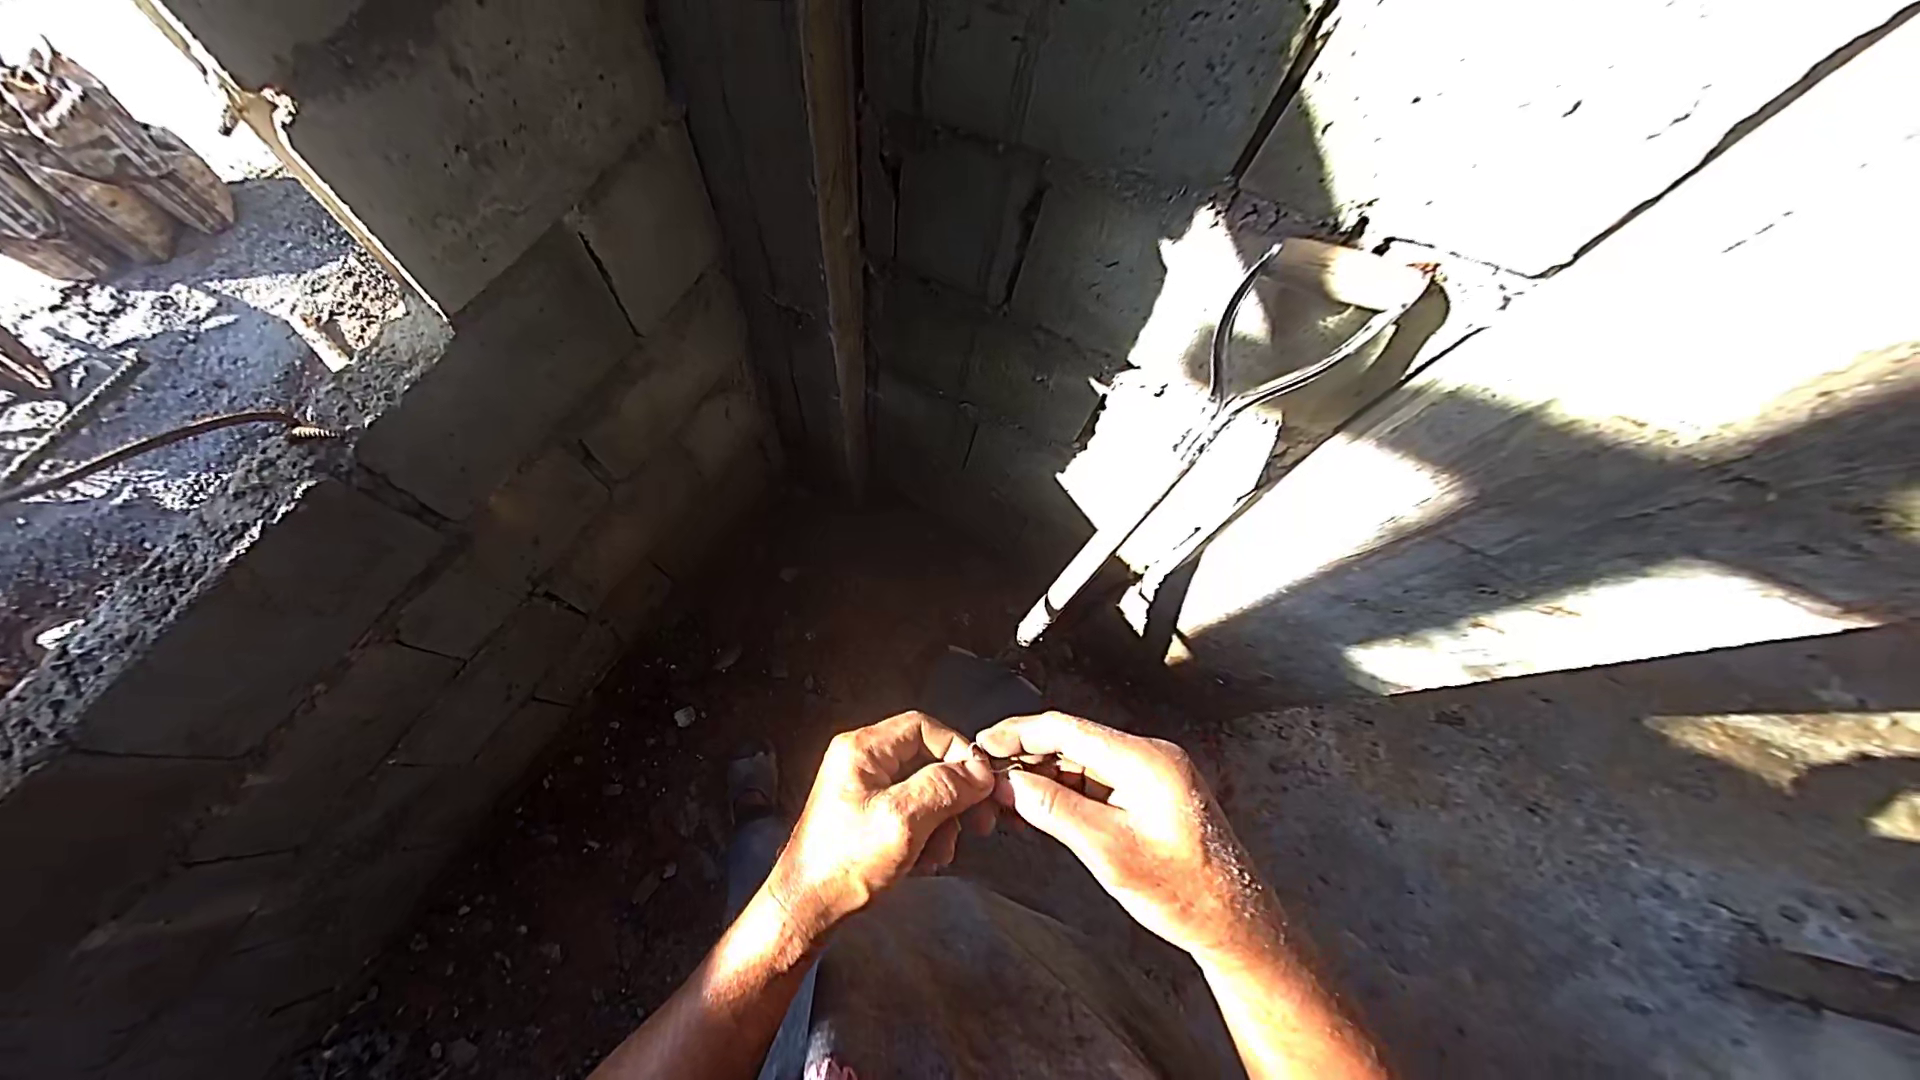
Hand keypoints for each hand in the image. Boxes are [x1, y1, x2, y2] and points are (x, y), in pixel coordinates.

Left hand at [762, 711, 996, 942]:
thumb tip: (977, 770)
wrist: (807, 912)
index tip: (980, 779)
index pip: (924, 728)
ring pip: (924, 786)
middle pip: (927, 758)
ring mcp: (865, 788)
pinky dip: (927, 832)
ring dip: (943, 818)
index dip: (957, 750)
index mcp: (863, 750)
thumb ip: (943, 788)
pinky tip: (926, 857)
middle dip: (954, 791)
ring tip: (941, 848)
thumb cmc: (839, 868)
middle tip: (976, 816)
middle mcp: (862, 762)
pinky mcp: (869, 814)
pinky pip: (913, 809)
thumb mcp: (902, 821)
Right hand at [977, 712, 1279, 959]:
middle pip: (1072, 741)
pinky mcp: (1147, 791)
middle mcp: (1149, 756)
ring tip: (1010, 796)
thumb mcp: (1109, 852)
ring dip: (1043, 774)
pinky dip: (1064, 789)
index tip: (988, 743)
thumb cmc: (1190, 895)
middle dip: (1028, 756)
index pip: (1067, 728)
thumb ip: (1055, 810)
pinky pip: (1095, 778)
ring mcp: (1150, 773)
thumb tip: (1013, 784)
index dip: (1020, 733)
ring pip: (1081, 759)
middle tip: (993, 776)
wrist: (1236, 926)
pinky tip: (1042, 805)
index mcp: (1145, 760)